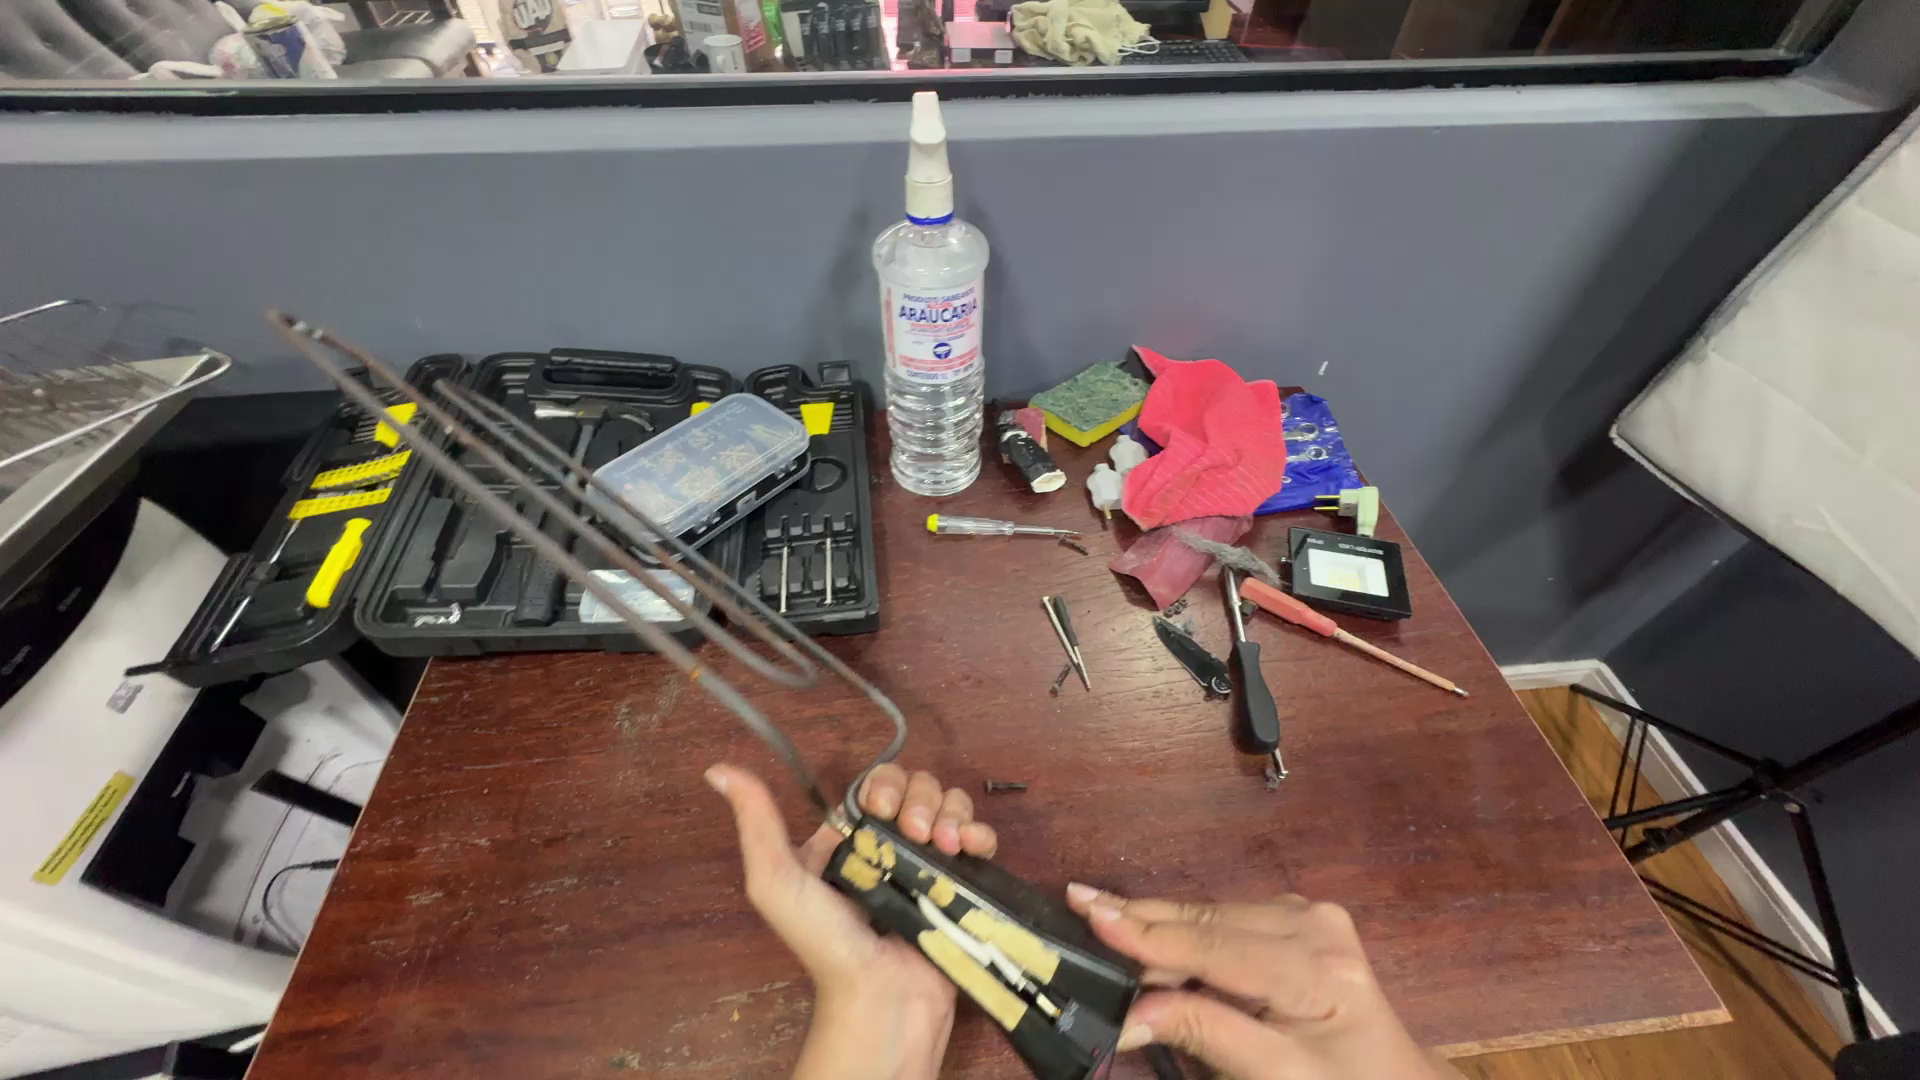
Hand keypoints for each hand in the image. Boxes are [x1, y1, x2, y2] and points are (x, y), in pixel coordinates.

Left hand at [706, 763, 998, 1079]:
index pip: (878, 782)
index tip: (881, 812)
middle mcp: (890, 842)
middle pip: (918, 786)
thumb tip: (717, 770)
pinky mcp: (960, 880)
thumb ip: (756, 824)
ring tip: (945, 847)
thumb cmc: (825, 943)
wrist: (882, 1001)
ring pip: (950, 803)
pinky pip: (979, 836)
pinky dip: (979, 832)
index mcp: (851, 836)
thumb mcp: (777, 881)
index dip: (885, 786)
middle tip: (915, 835)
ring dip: (952, 814)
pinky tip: (970, 848)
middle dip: (922, 800)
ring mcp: (928, 860)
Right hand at [1065, 885, 1460, 1079]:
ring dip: (1157, 926)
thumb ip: (1205, 1035)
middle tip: (1079, 900)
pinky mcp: (1294, 919)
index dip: (1147, 933)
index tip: (1091, 913)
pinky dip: (1184, 932)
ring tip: (1101, 914)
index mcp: (1319, 964)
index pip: (1214, 945)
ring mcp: (1304, 914)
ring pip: (1210, 915)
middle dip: (1142, 920)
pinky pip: (1225, 922)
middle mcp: (1310, 921)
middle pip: (1207, 920)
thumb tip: (1129, 1012)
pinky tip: (1147, 928)